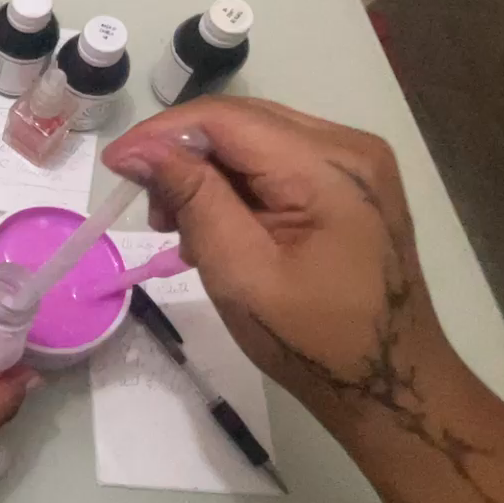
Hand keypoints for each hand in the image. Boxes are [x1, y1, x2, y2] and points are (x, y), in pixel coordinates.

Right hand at [101, 98, 460, 417]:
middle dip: (179, 154)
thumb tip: (138, 149)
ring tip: (181, 226)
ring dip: (201, 171)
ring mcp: (351, 161)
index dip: (159, 134)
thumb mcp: (238, 270)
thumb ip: (191, 197)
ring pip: (248, 136)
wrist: (390, 384)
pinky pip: (269, 157)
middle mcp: (346, 146)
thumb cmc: (311, 339)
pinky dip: (229, 183)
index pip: (223, 118)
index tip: (114, 166)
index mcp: (328, 168)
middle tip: (149, 208)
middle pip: (235, 120)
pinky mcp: (346, 179)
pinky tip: (216, 223)